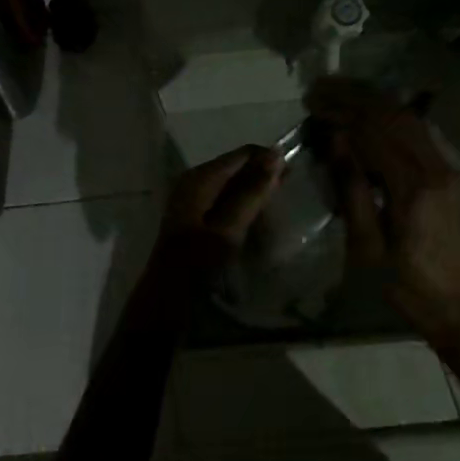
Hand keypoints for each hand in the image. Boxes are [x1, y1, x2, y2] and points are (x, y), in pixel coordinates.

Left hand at [157, 145, 283, 268]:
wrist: (165, 306)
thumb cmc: (197, 266)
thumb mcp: (228, 230)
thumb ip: (252, 192)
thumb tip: (276, 154)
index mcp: (199, 178)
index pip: (242, 154)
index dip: (269, 160)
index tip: (295, 175)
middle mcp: (193, 182)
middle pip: (236, 168)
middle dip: (262, 178)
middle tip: (289, 195)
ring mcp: (192, 201)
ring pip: (231, 186)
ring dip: (254, 194)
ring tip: (277, 211)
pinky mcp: (194, 219)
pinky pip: (224, 201)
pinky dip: (242, 207)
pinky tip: (256, 222)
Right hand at [307, 79, 459, 343]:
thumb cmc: (407, 287)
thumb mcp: (368, 248)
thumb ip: (352, 190)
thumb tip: (336, 141)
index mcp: (414, 190)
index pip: (375, 134)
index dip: (342, 114)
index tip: (313, 104)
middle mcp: (436, 170)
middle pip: (395, 116)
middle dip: (356, 97)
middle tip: (321, 88)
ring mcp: (448, 169)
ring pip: (410, 119)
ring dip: (374, 101)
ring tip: (340, 91)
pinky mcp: (450, 175)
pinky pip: (419, 132)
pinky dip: (392, 115)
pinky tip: (371, 111)